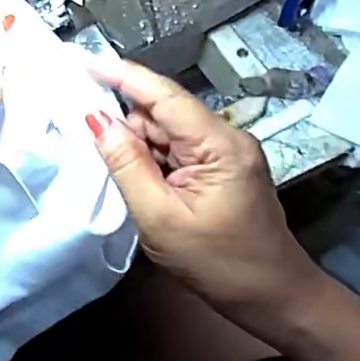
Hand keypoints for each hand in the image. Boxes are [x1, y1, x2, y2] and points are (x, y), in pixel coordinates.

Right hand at [85, 58, 321, 315]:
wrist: (273, 298)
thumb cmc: (220, 264)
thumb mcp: (161, 218)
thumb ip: (127, 165)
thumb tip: (98, 121)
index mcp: (219, 145)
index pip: (165, 96)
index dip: (124, 76)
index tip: (86, 62)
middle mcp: (225, 137)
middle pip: (162, 113)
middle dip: (126, 124)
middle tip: (90, 142)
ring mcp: (224, 152)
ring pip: (165, 132)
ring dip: (137, 147)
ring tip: (120, 178)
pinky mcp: (219, 167)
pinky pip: (175, 150)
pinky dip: (151, 160)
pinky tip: (138, 181)